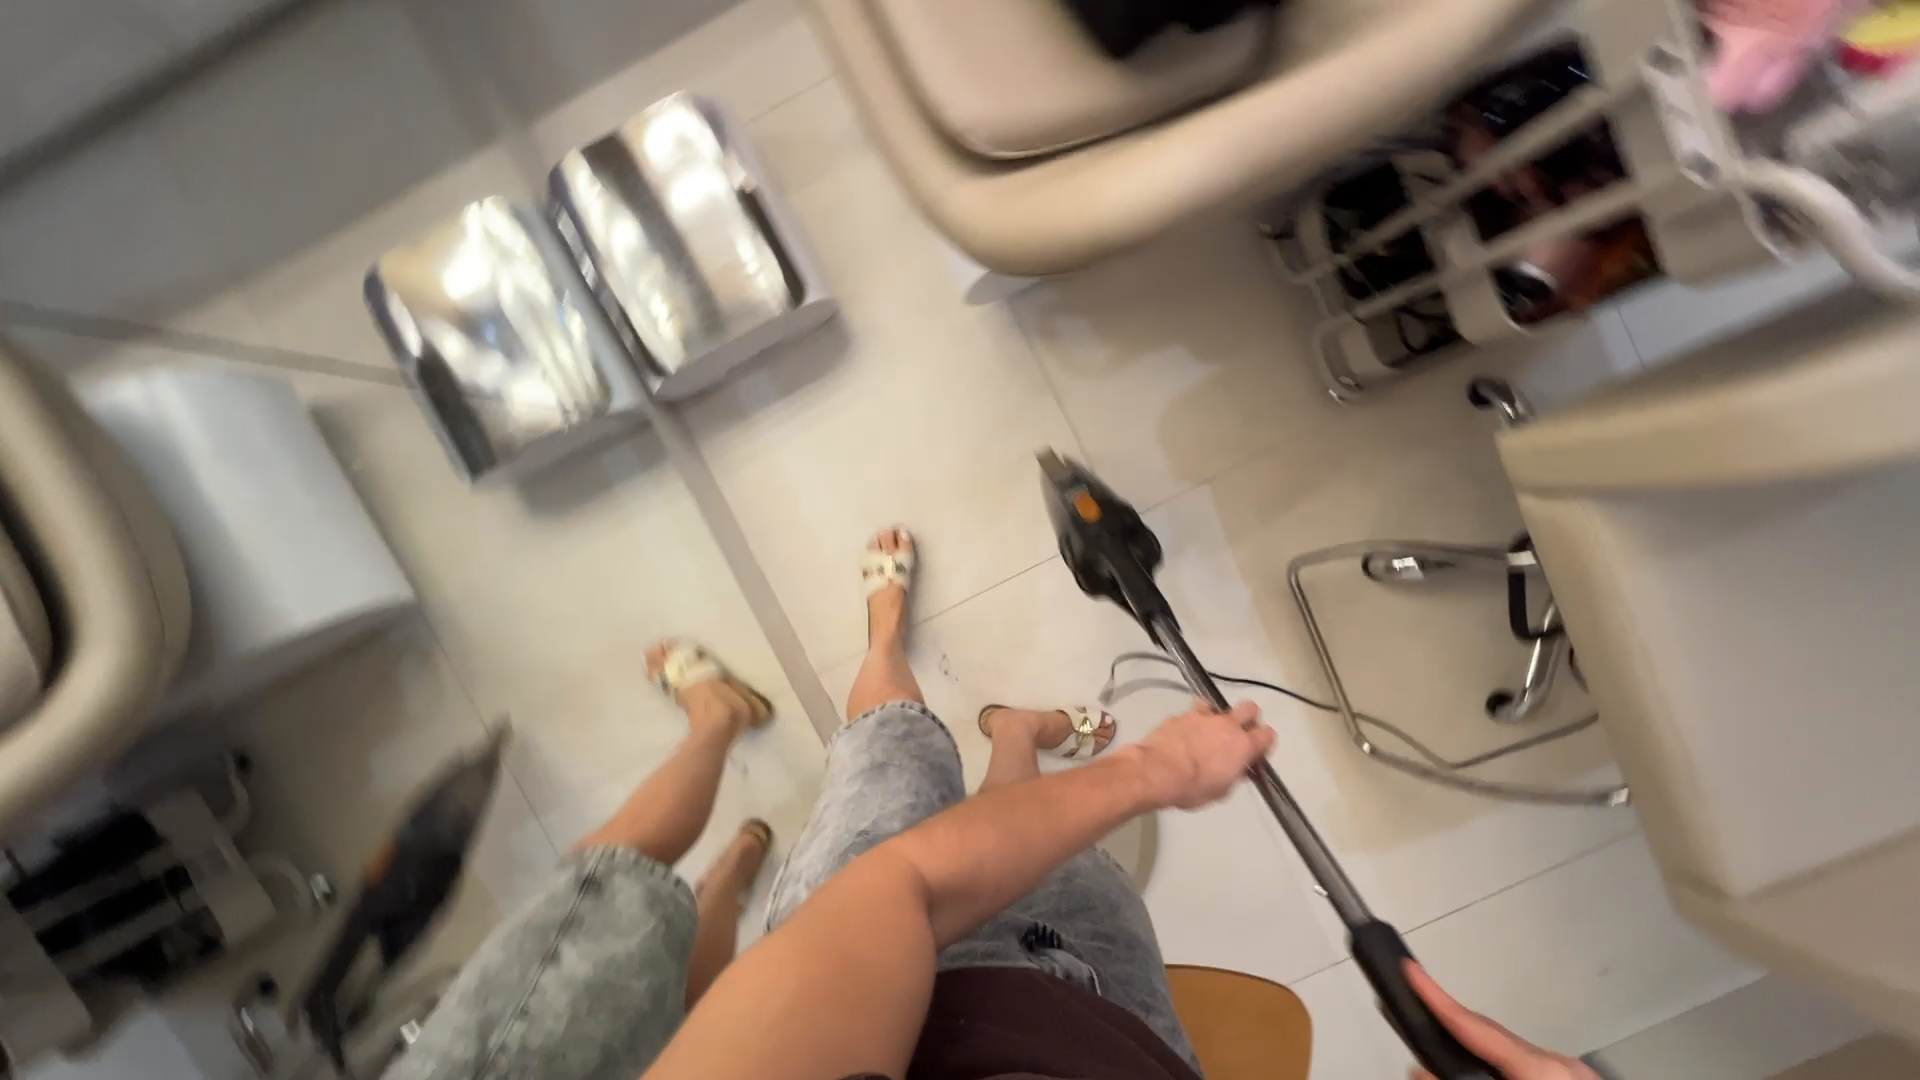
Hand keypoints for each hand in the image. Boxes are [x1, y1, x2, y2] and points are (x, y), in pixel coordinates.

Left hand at [1129, 701, 1274, 809]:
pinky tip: (1184, 734)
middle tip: (1238, 734)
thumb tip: (1238, 768)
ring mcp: (1202, 716)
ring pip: (1218, 706)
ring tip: (1206, 733)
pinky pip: (1192, 712)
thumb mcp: (1222, 790)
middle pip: (1249, 708)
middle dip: (1249, 718)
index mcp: (1243, 745)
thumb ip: (1234, 774)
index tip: (1256, 753)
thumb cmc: (1193, 787)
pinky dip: (1192, 722)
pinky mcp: (1180, 714)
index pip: (1268, 734)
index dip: (1264, 743)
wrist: (1157, 771)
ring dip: (1216, 718)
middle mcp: (1226, 725)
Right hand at [1405, 963, 1597, 1079]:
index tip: (1407, 969)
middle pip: (1491, 1035)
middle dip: (1453, 1027)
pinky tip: (1491, 1076)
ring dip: (1479, 1055)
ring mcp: (1577, 1075)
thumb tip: (1420, 1071)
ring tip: (1449, 1058)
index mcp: (1544, 1070)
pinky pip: (1531, 1068)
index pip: (1476, 1026)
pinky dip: (1504, 1069)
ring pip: (1512, 1054)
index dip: (1435, 996)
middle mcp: (1562, 1065)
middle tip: (1417, 1019)